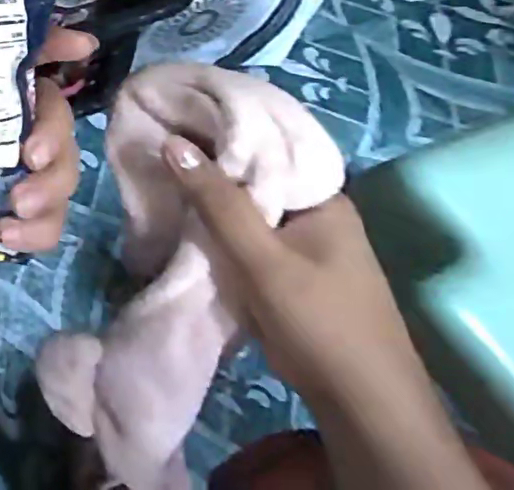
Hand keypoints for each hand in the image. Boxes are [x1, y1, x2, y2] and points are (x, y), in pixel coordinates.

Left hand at [0, 26, 97, 253]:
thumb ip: (26, 42)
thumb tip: (83, 40)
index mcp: (23, 101)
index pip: (54, 113)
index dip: (51, 132)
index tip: (31, 154)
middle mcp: (30, 137)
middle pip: (62, 161)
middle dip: (49, 184)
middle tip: (20, 198)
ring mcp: (22, 175)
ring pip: (55, 197)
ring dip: (44, 214)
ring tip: (11, 225)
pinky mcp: (5, 205)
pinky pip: (35, 226)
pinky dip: (30, 236)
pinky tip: (7, 238)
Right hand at [159, 136, 435, 412]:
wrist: (360, 407)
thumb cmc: (321, 324)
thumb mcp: (263, 259)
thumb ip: (217, 201)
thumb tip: (171, 142)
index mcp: (321, 198)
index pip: (265, 142)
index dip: (218, 122)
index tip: (172, 107)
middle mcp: (310, 209)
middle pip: (249, 169)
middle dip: (203, 154)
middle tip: (153, 132)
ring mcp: (295, 237)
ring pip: (239, 198)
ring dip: (202, 187)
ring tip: (154, 161)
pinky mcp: (278, 261)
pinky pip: (237, 224)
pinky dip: (207, 215)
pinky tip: (174, 205)